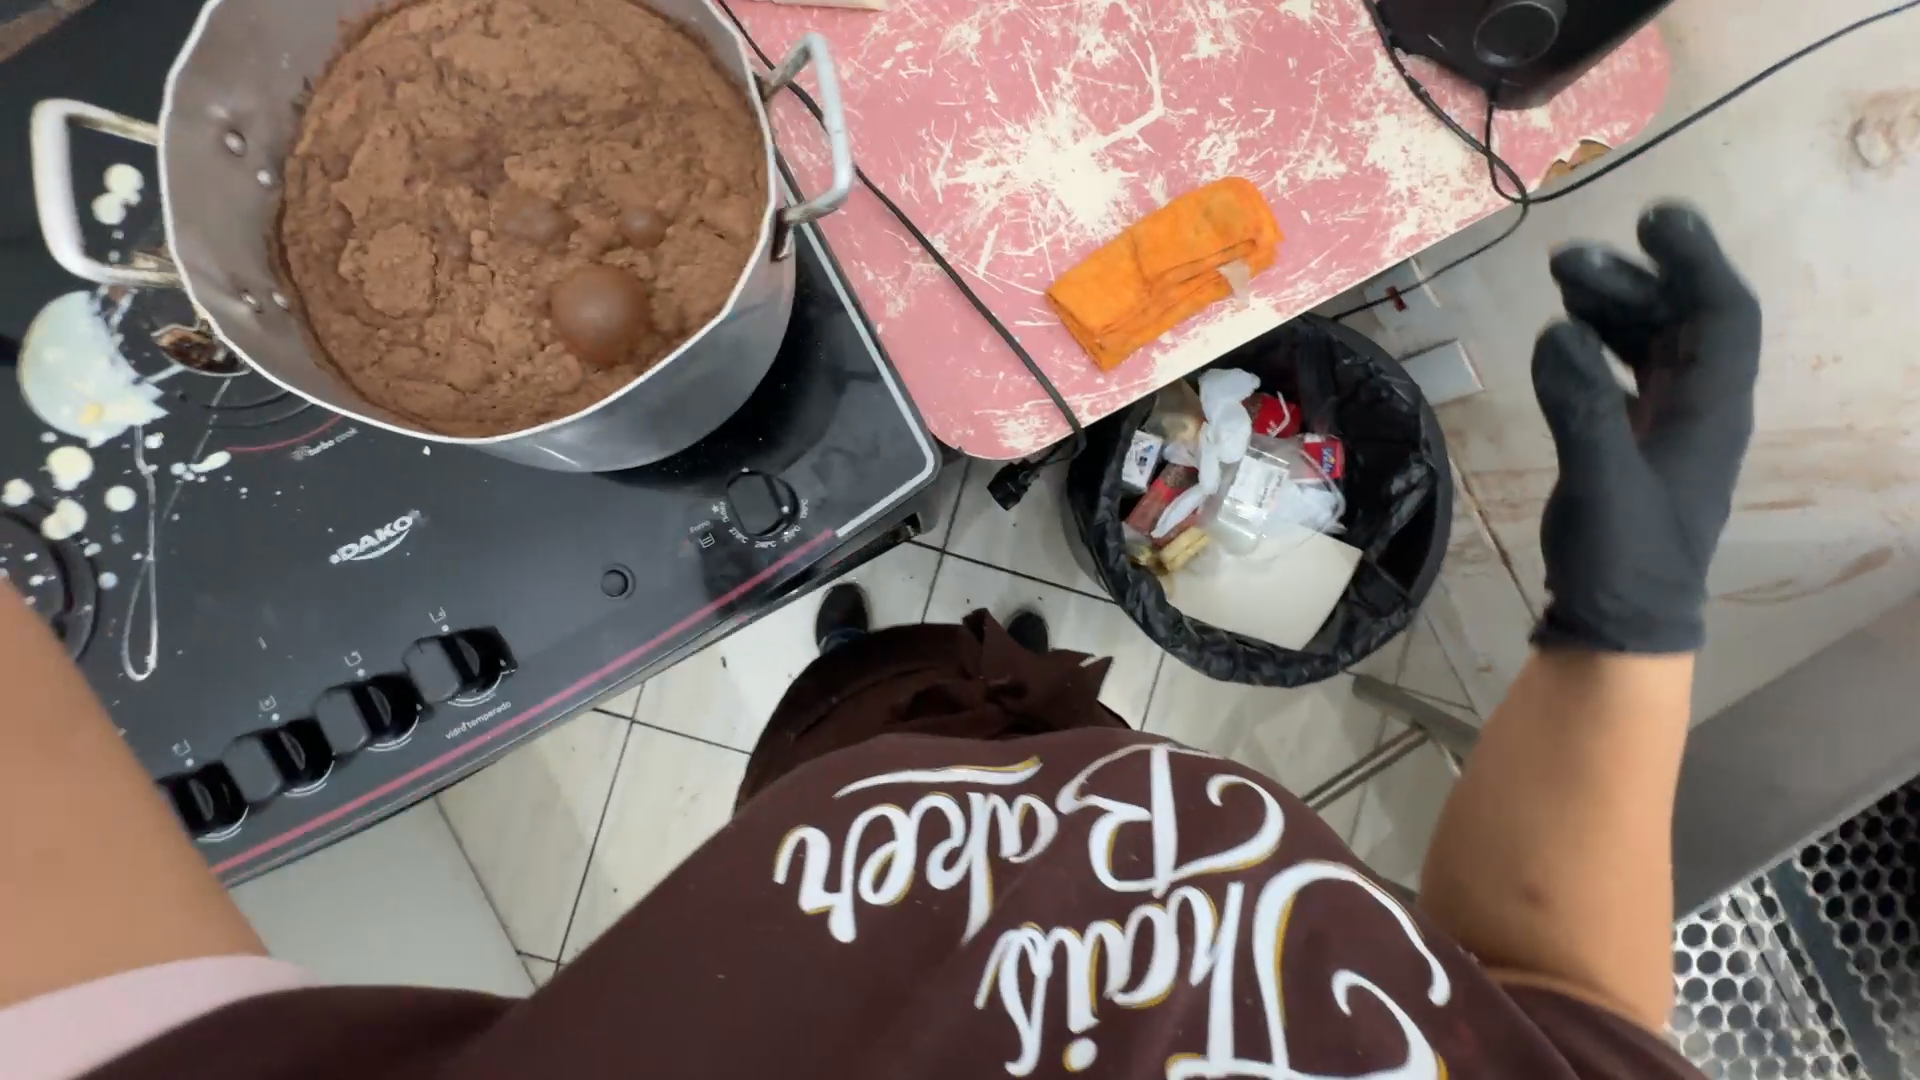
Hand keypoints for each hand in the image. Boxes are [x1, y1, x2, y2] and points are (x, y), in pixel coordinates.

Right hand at [1530, 204, 1760, 653]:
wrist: (1622, 616)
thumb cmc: (1624, 554)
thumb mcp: (1601, 480)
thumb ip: (1579, 406)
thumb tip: (1553, 332)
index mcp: (1711, 411)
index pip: (1719, 316)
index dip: (1693, 261)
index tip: (1654, 217)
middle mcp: (1698, 409)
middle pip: (1678, 324)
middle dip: (1633, 282)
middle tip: (1569, 257)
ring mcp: (1664, 429)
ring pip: (1649, 349)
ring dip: (1612, 312)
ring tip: (1562, 284)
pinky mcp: (1629, 447)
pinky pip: (1620, 380)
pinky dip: (1593, 353)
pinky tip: (1562, 343)